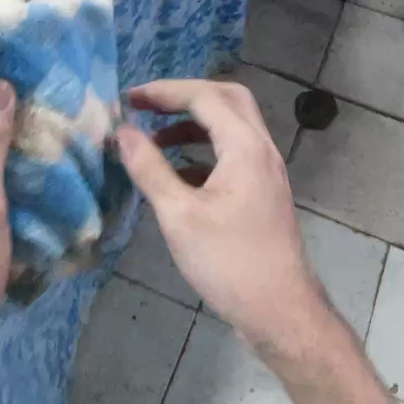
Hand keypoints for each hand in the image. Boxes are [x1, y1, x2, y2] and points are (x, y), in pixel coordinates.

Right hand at [116, 79, 329, 350]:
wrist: (280, 311)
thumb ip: (150, 169)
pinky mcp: (262, 192)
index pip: (203, 97)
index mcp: (244, 146)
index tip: (128, 98)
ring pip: (231, 127)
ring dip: (194, 124)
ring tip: (155, 139)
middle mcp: (261, 149)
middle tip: (147, 106)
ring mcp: (266, 170)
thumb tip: (123, 132)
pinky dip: (203, 151)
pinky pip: (233, 154)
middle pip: (225, 99)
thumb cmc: (229, 263)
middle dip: (184, 97)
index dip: (163, 91)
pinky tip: (176, 173)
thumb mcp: (179, 216)